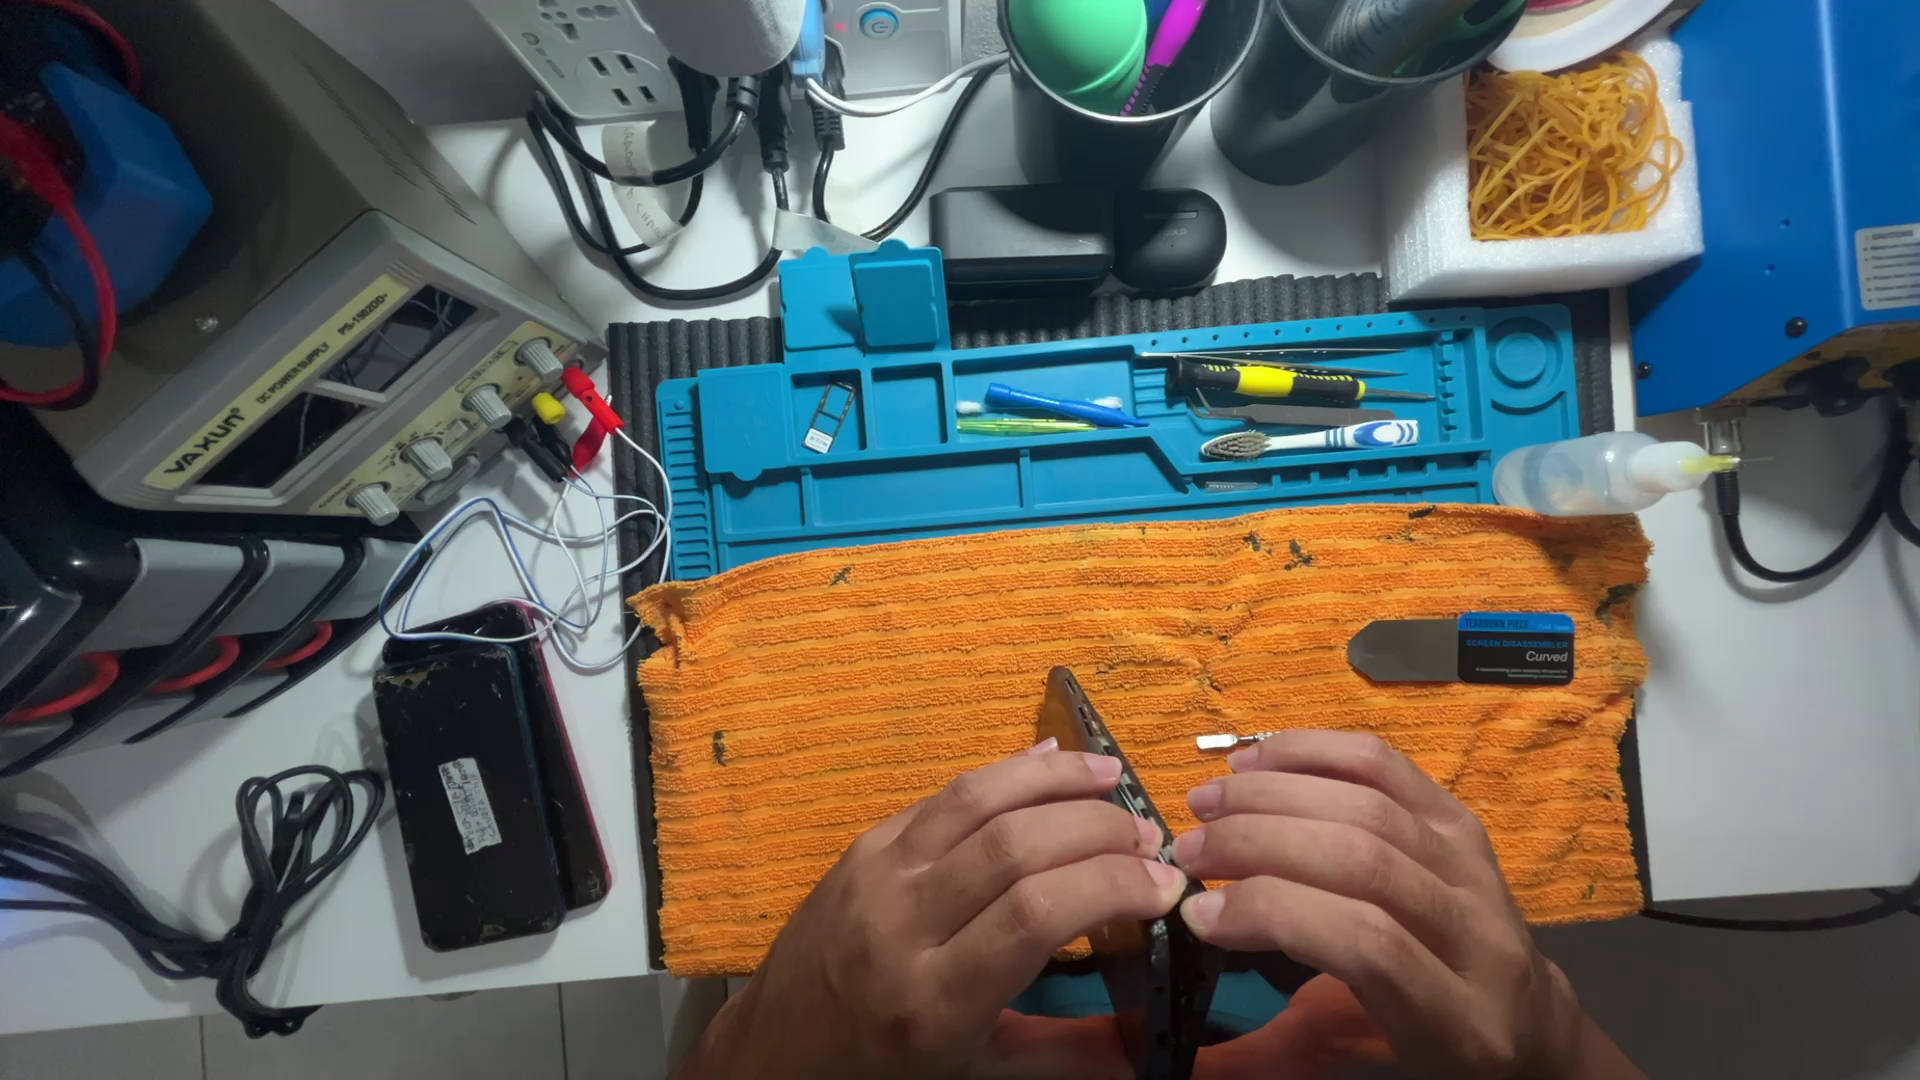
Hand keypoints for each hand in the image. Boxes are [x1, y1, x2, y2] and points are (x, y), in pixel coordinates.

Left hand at [675, 739, 1189, 1079]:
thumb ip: (1067, 1055)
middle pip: (1011, 845)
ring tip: (1106, 773)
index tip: (1163, 883)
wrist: (772, 1050)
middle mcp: (902, 921)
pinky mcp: (866, 840)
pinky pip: (944, 793)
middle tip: (1145, 831)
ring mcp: (877, 869)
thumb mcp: (977, 1074)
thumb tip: (1152, 1043)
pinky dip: (1004, 772)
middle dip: (1093, 826)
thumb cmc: (882, 1070)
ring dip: (1050, 778)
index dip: (1110, 885)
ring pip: (974, 798)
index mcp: (933, 999)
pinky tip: (1045, 761)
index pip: (1034, 913)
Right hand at [1171, 730, 1616, 1079]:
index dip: (1271, 912)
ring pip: (1365, 803)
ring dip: (1269, 792)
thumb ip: (1279, 1050)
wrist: (1530, 1025)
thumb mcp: (1366, 1059)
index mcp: (1460, 1018)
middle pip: (1361, 857)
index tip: (1198, 912)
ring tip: (1207, 800)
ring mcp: (1472, 862)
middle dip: (1255, 841)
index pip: (1364, 941)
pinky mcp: (1457, 815)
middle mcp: (1480, 932)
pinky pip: (1381, 763)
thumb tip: (1187, 1035)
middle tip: (1190, 847)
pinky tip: (1253, 761)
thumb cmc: (1432, 1049)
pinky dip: (1309, 750)